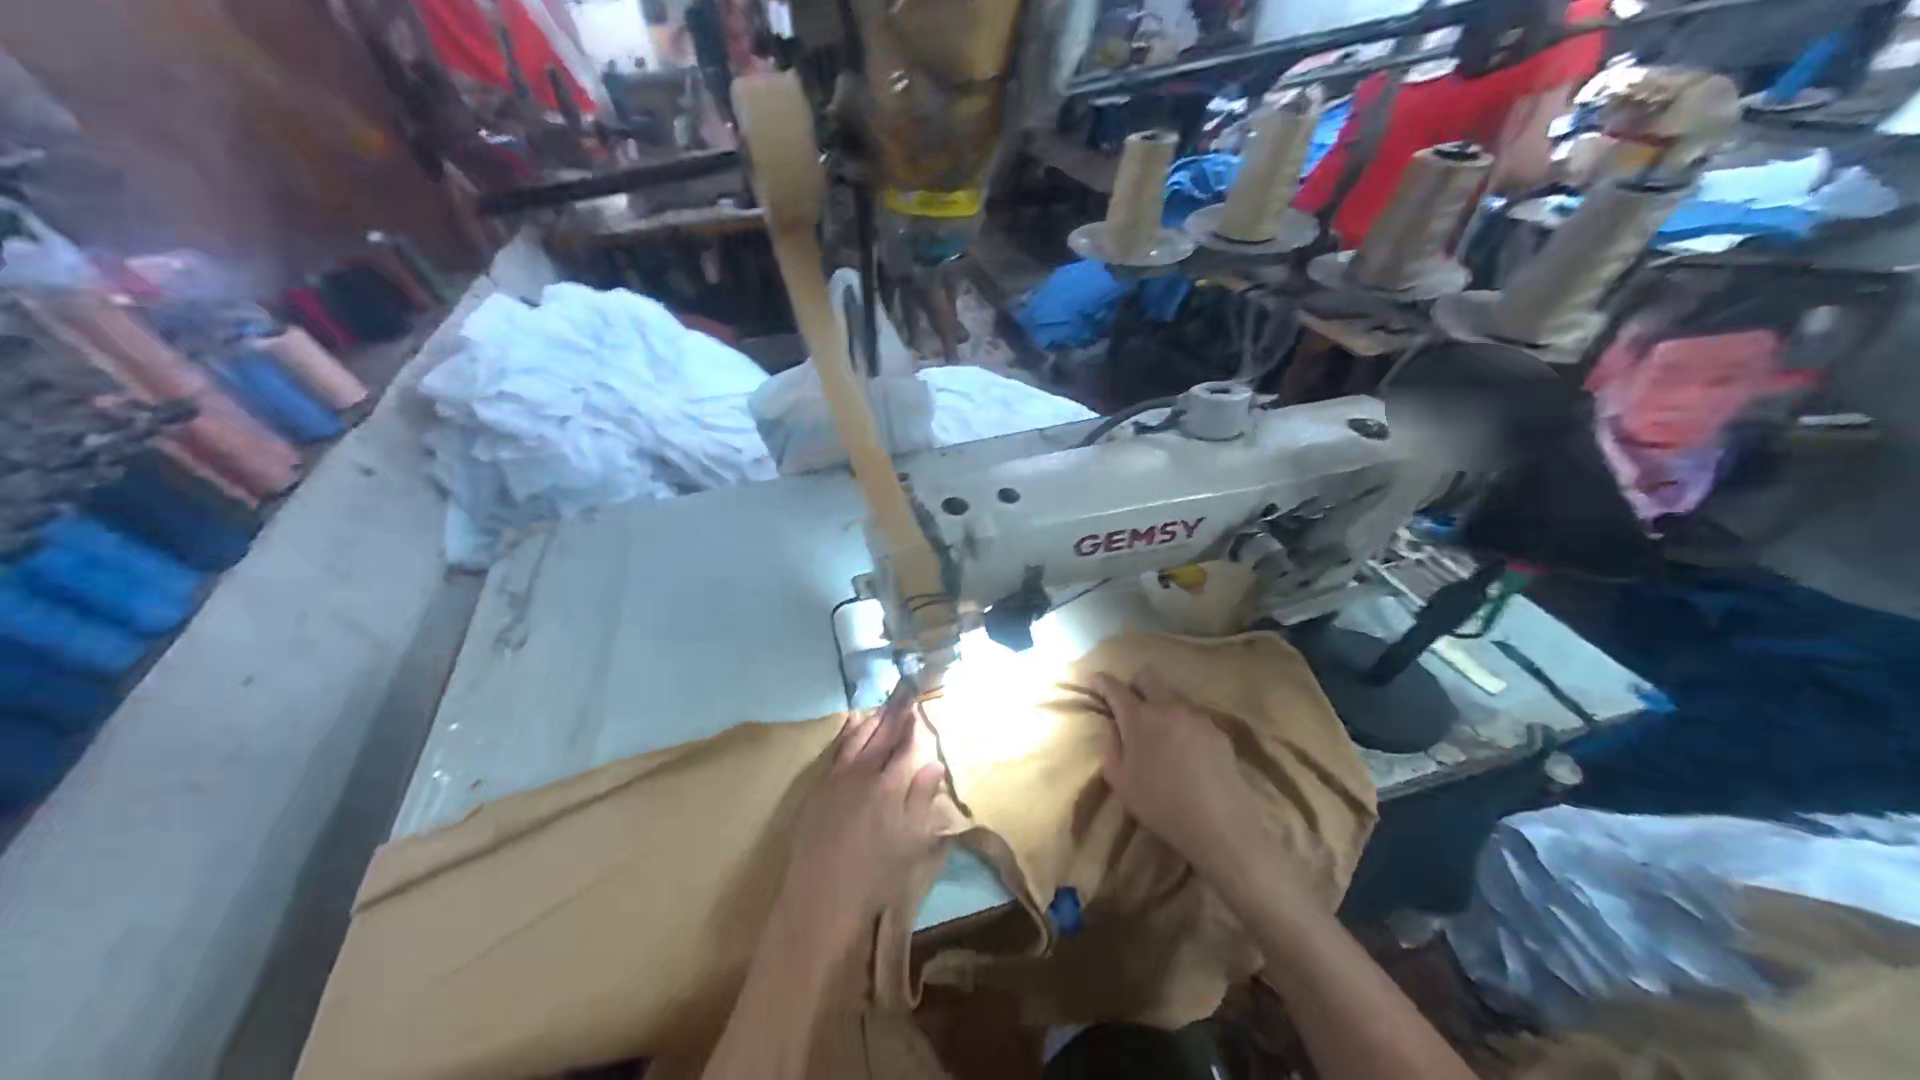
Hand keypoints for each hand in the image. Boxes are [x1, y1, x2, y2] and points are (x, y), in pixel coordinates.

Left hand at [776, 701, 948, 947]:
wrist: (821, 897)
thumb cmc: (875, 877)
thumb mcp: (912, 843)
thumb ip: (922, 799)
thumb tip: (935, 764)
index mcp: (890, 787)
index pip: (905, 747)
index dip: (912, 727)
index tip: (918, 707)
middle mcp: (863, 773)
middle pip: (881, 736)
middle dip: (894, 714)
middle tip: (903, 693)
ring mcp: (837, 777)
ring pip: (857, 737)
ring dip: (871, 720)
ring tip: (882, 704)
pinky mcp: (818, 786)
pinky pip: (835, 749)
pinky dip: (846, 732)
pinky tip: (852, 723)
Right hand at [1089, 671, 1261, 880]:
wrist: (1219, 826)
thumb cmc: (1159, 805)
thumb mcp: (1119, 781)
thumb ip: (1110, 745)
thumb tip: (1112, 724)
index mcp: (1140, 718)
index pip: (1114, 687)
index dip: (1100, 681)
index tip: (1092, 679)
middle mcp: (1169, 708)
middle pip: (1149, 677)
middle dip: (1134, 685)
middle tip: (1129, 707)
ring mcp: (1198, 717)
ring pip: (1173, 699)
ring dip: (1161, 709)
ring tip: (1162, 738)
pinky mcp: (1219, 732)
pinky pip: (1193, 719)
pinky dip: (1183, 727)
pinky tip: (1187, 755)